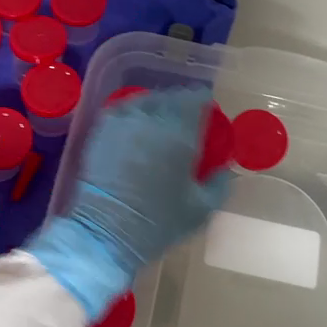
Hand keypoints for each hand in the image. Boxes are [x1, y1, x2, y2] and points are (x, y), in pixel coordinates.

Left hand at [22, 88, 229, 317]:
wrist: (107, 231)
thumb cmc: (159, 221)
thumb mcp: (202, 208)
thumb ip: (220, 183)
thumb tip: (225, 168)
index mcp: (181, 132)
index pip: (197, 97)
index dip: (204, 105)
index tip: (207, 118)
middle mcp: (152, 117)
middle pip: (172, 96)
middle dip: (181, 107)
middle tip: (185, 126)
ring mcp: (124, 119)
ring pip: (146, 100)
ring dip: (157, 108)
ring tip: (160, 127)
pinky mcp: (102, 128)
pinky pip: (123, 110)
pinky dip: (133, 116)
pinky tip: (136, 132)